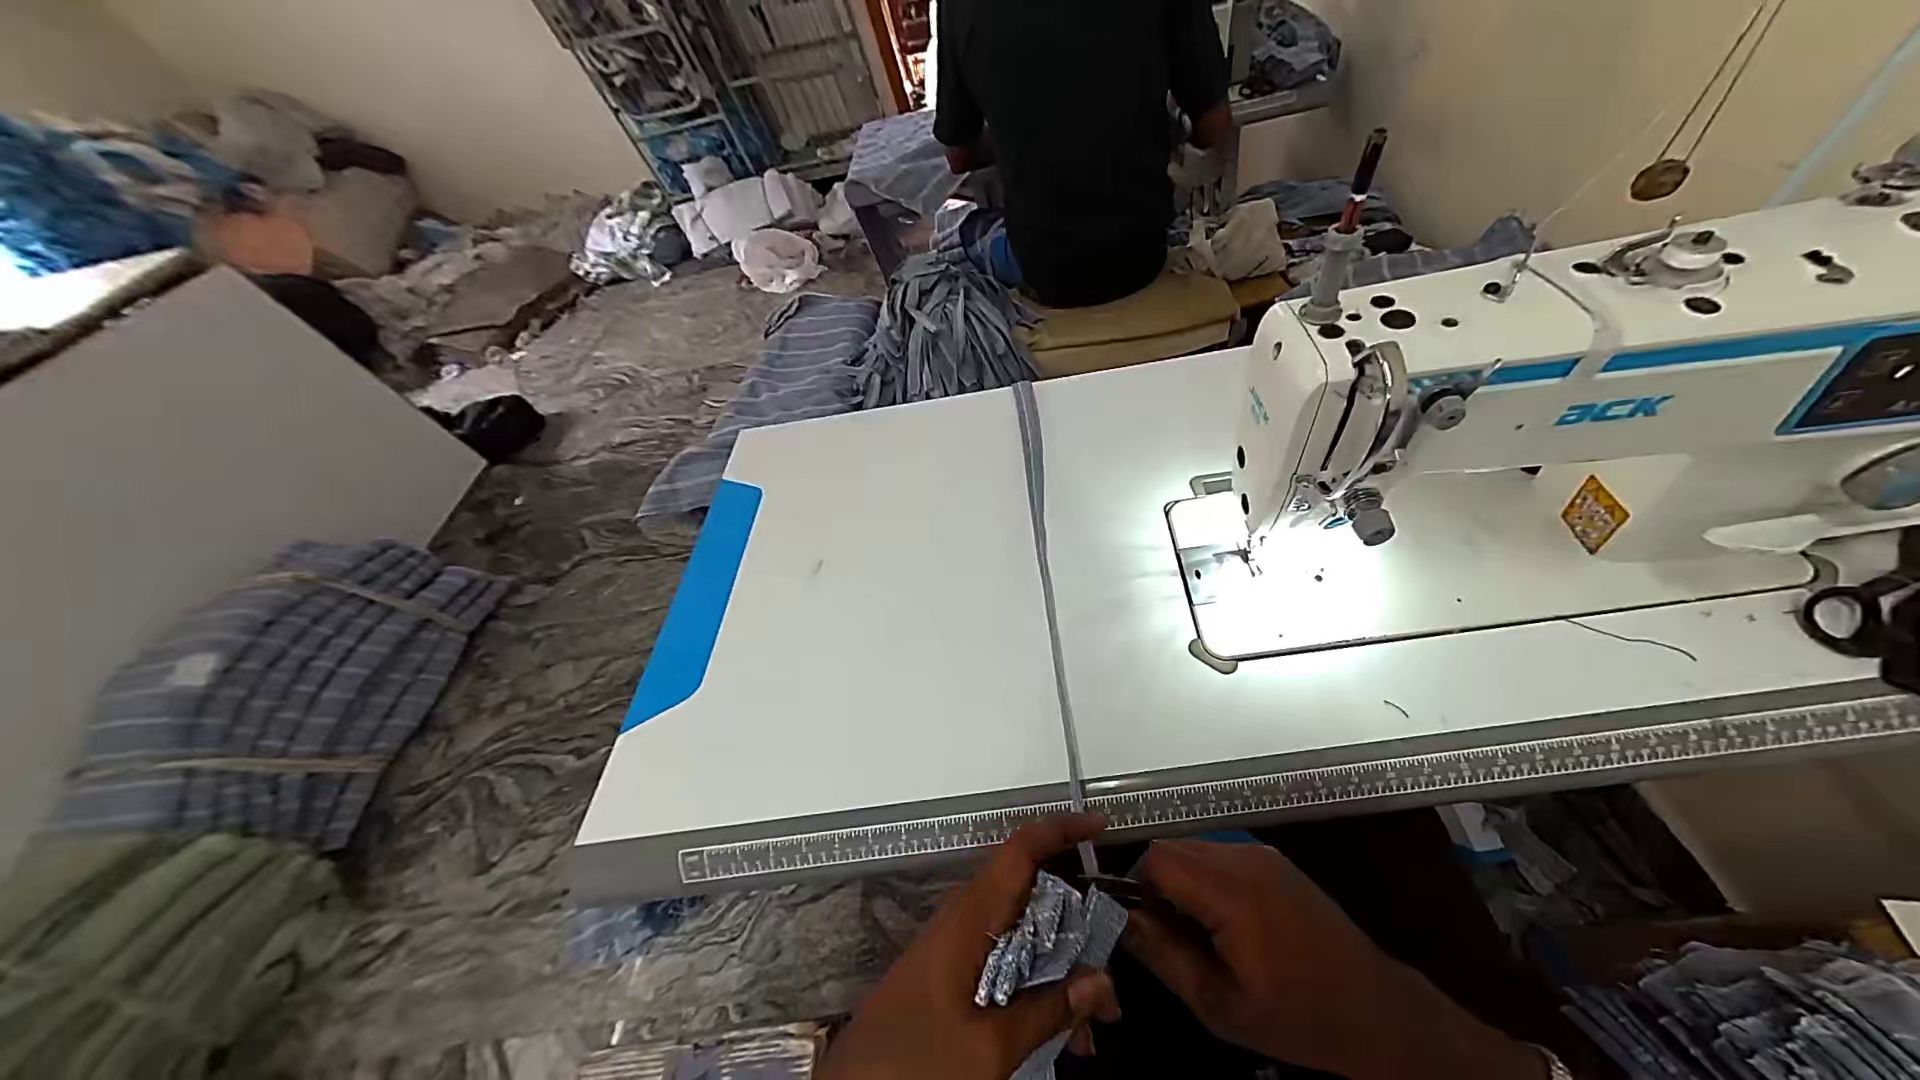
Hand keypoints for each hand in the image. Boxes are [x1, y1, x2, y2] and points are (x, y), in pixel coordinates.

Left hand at [818, 815, 1122, 1079]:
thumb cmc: (915, 1059)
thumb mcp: (989, 1047)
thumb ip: (1048, 1011)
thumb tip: (1099, 982)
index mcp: (970, 917)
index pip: (1019, 850)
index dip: (1059, 830)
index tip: (1097, 826)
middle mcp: (964, 918)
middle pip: (1030, 894)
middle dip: (1078, 924)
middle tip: (1112, 977)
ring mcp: (956, 942)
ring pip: (1021, 933)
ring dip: (1060, 966)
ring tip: (1095, 1022)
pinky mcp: (951, 968)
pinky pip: (1004, 958)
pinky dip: (1036, 983)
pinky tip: (1059, 1029)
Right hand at [1125, 841, 1544, 1079]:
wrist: (1381, 1016)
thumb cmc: (1300, 1018)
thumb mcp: (1220, 1005)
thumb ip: (1163, 954)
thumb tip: (1120, 918)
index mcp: (1234, 893)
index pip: (1157, 858)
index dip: (1136, 886)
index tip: (1140, 924)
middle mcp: (1247, 858)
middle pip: (1172, 848)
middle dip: (1155, 884)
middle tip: (1165, 933)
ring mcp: (1263, 854)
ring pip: (1193, 848)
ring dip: (1179, 880)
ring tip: (1195, 930)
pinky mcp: (1273, 859)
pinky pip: (1217, 854)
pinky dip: (1203, 878)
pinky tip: (1221, 920)